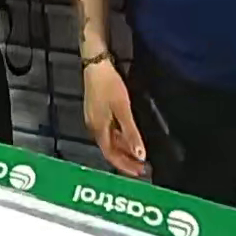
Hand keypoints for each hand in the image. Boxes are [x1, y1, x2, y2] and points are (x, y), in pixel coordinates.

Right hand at [82, 58, 145, 176]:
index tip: (140, 172)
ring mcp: (93, 118)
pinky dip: (118, 137)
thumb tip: (140, 155)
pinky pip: (107, 130)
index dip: (125, 165)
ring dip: (123, 148)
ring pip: (109, 140)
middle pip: (110, 149)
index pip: (112, 156)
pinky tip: (126, 134)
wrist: (96, 63)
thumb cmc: (109, 85)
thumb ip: (131, 132)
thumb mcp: (122, 108)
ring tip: (137, 153)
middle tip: (142, 166)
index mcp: (99, 129)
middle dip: (126, 159)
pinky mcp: (95, 110)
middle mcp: (94, 127)